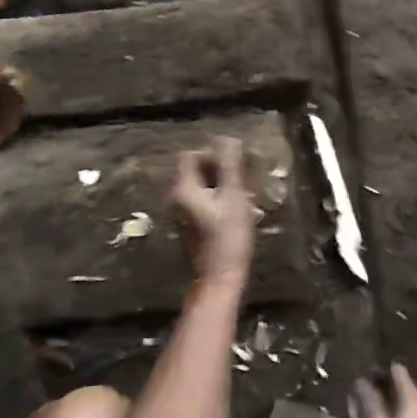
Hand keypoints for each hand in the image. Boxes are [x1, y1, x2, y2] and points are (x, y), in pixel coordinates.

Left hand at [171, 136, 256, 285]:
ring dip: (218, 183)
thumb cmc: (228, 237)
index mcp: (183, 189)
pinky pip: (200, 199)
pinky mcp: (188, 223)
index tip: (232, 164)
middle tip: (240, 176)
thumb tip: (228, 140)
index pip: (190, 155)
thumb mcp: (233, 197)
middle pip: (193, 169)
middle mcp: (176, 198)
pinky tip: (233, 208)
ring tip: (240, 191)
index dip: (211, 153)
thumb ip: (229, 166)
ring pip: (198, 185)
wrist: (219, 278)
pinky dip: (215, 197)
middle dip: (217, 167)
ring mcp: (180, 212)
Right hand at [356, 365, 416, 417]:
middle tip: (359, 407)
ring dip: (393, 412)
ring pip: (411, 409)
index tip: (361, 378)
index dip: (380, 371)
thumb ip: (371, 409)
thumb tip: (361, 381)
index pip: (398, 372)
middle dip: (383, 394)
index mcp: (416, 404)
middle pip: (405, 391)